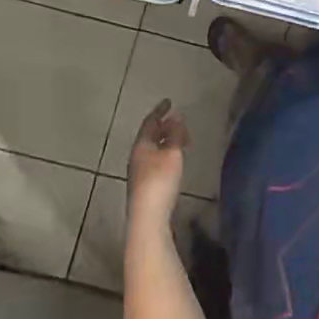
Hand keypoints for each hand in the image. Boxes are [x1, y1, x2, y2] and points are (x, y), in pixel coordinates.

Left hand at [126, 99, 189, 219]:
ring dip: (166, 141)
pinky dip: (165, 154)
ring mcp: (139, 171)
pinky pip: (155, 160)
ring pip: (153, 148)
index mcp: (141, 144)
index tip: (169, 101)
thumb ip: (175, 135)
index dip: (160, 111)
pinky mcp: (144, 185)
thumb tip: (177, 116)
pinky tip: (174, 162)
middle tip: (180, 123)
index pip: (150, 121)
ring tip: (182, 141)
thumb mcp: (172, 154)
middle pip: (151, 135)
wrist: (148, 217)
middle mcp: (137, 155)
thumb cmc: (160, 181)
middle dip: (165, 126)